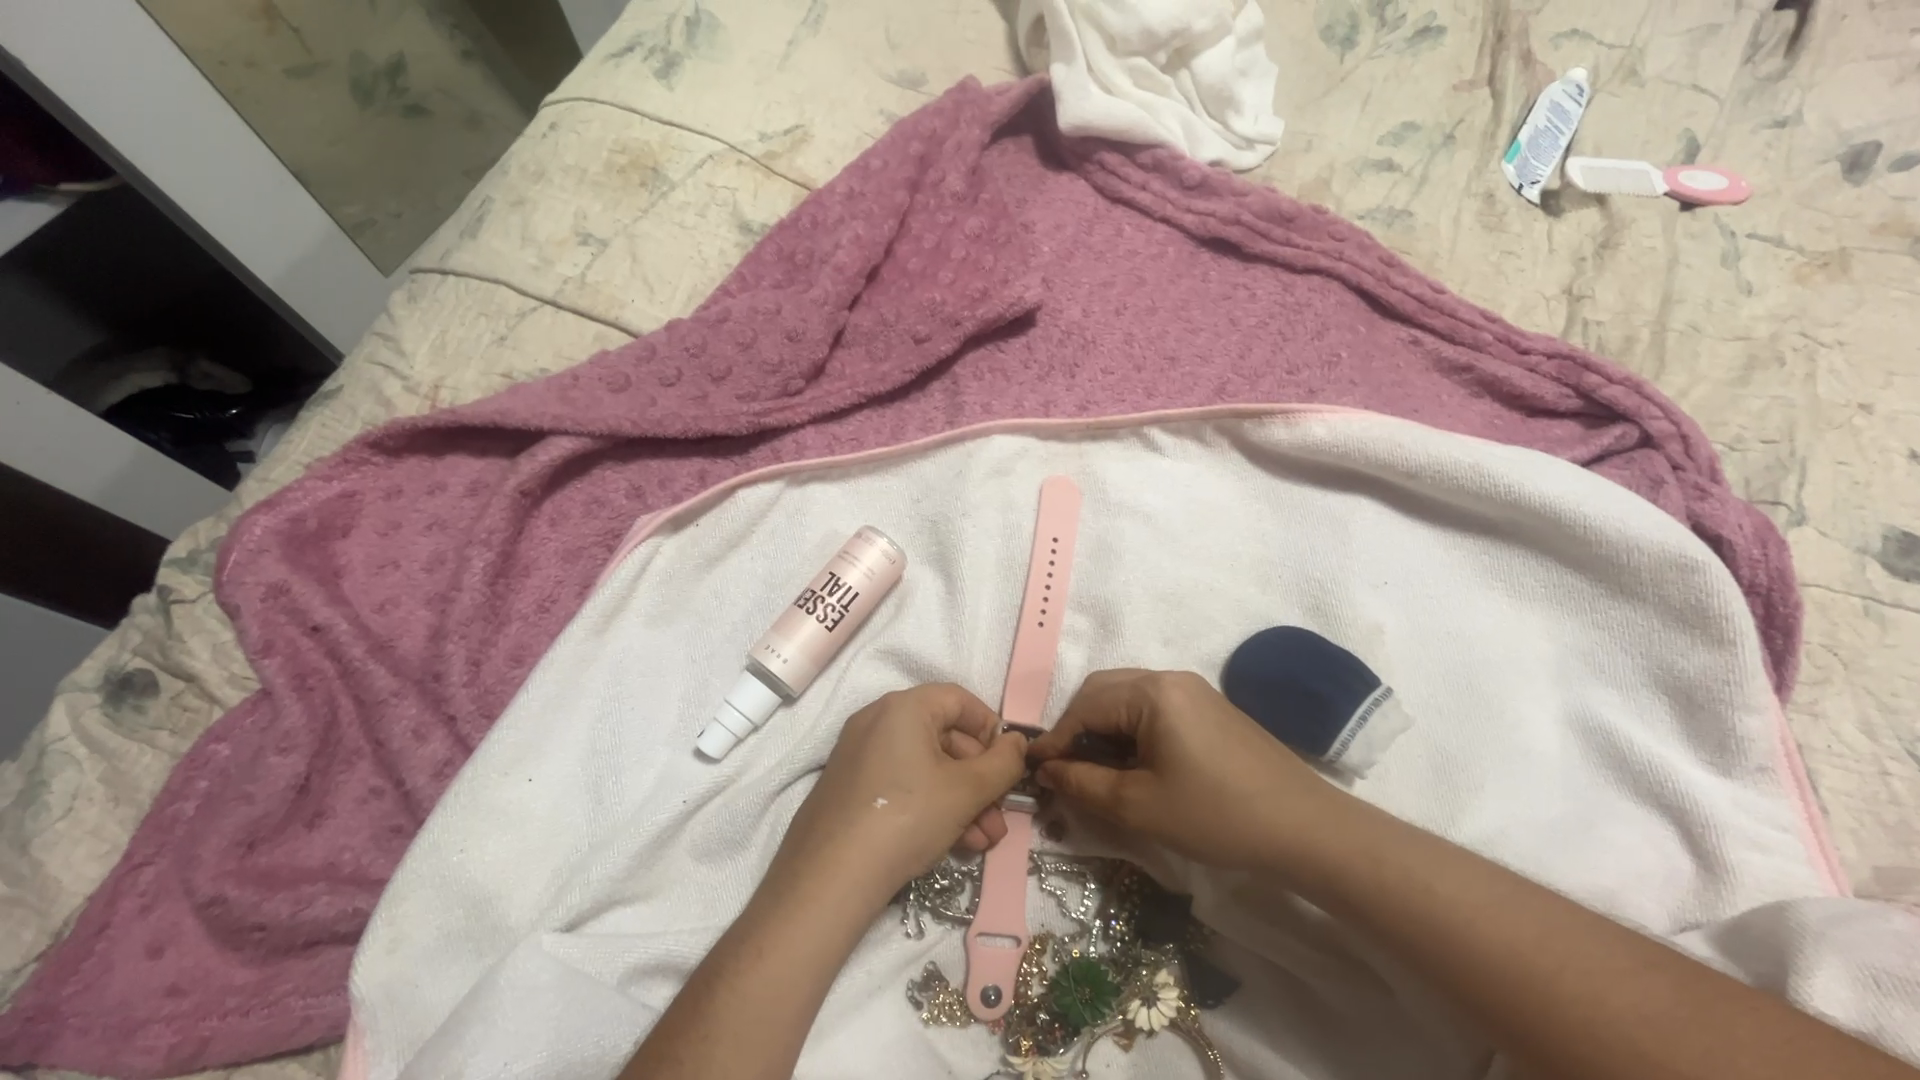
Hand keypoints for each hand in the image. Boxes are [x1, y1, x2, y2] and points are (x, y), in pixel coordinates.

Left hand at [767, 684, 1028, 910]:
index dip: (990, 729)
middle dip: (980, 780)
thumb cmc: (907, 816)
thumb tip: (1019, 743)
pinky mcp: (849, 788)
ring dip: (961, 801)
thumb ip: (1003, 763)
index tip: (1008, 764)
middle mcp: (877, 721)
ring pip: (926, 768)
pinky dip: (930, 806)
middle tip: (1000, 817)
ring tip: (983, 841)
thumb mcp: (967, 791)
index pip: (959, 700)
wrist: (831, 875)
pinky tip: (953, 844)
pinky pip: (901, 785)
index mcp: (903, 707)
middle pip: (944, 738)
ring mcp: (859, 755)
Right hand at [1028, 669, 1333, 869]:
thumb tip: (1047, 770)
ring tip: (1093, 772)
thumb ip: (1082, 783)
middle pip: (1104, 692)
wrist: (1304, 828)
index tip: (1033, 772)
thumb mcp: (1138, 806)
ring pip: (1128, 700)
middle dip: (1076, 729)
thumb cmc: (1215, 815)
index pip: (1084, 706)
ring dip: (1103, 730)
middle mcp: (1171, 679)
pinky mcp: (1211, 710)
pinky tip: (1132, 766)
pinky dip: (1130, 732)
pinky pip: (1155, 710)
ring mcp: (1196, 692)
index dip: (1055, 740)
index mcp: (1152, 692)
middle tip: (1062, 770)